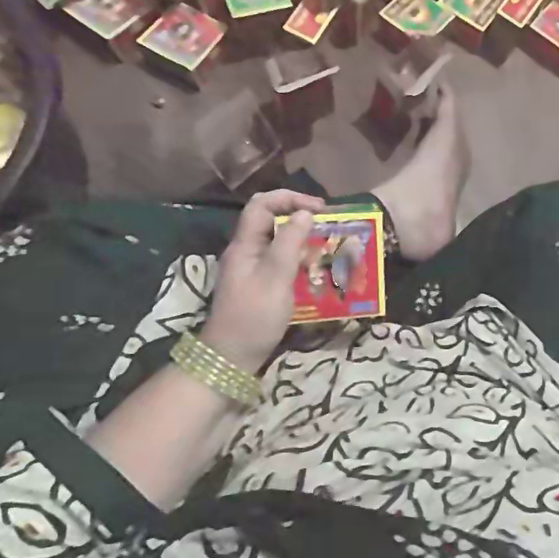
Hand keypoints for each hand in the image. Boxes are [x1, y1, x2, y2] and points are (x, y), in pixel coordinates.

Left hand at [201, 189, 326, 370]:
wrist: (231, 358)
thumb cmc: (253, 317)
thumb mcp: (275, 278)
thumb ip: (289, 243)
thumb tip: (305, 214)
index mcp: (244, 244)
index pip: (263, 204)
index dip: (290, 199)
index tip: (320, 209)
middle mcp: (246, 251)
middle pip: (270, 220)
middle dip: (299, 217)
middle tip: (327, 227)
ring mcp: (251, 269)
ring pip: (277, 241)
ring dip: (301, 239)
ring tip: (327, 247)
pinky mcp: (259, 286)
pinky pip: (280, 262)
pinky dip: (298, 259)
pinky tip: (315, 271)